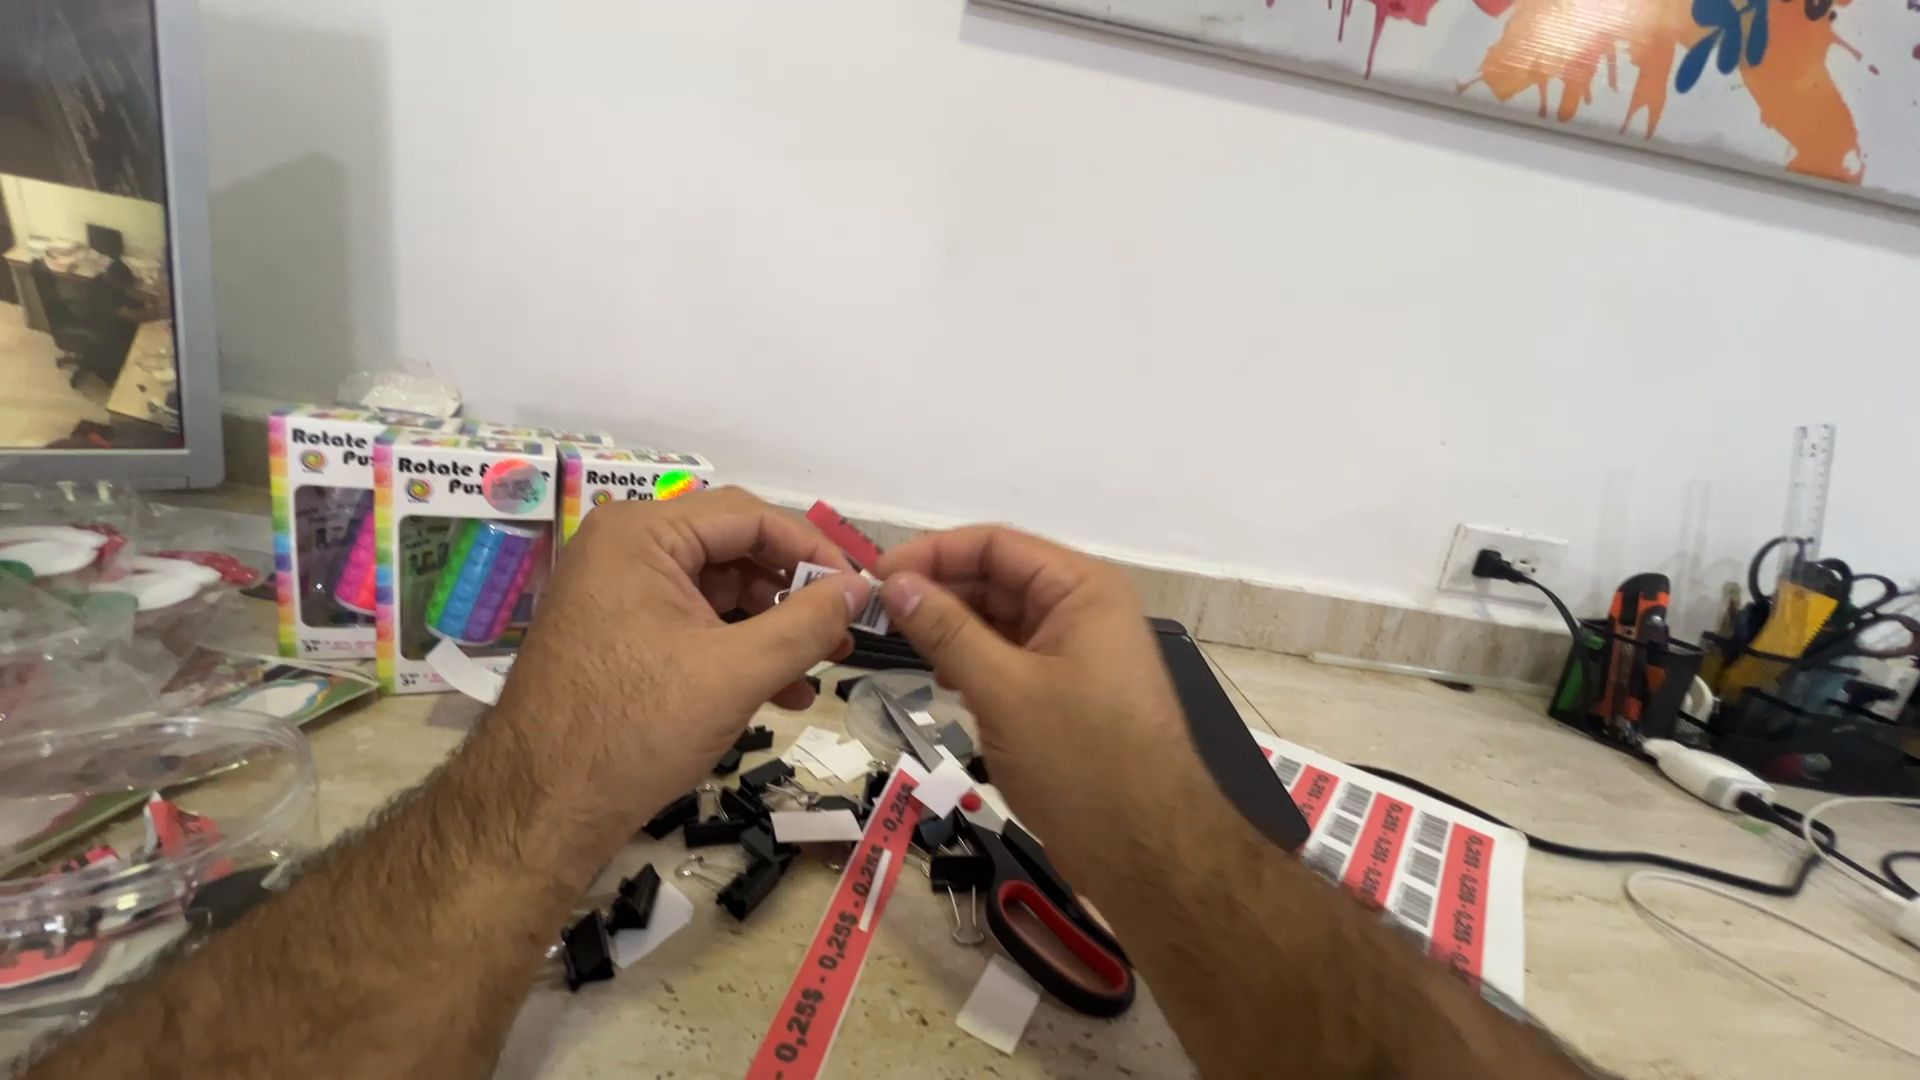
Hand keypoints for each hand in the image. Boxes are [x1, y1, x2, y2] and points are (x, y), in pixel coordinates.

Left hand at [489, 488, 870, 856]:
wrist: (537, 816)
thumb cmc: (635, 730)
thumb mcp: (736, 673)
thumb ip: (808, 623)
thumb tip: (862, 588)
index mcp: (642, 535)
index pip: (750, 517)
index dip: (813, 551)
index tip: (858, 589)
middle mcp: (628, 550)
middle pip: (737, 551)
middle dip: (796, 594)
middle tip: (845, 629)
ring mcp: (623, 593)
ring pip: (723, 591)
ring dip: (776, 627)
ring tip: (823, 664)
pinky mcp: (625, 632)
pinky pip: (699, 623)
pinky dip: (743, 649)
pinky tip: (783, 690)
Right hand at [873, 527, 1199, 864]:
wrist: (1146, 853)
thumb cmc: (1080, 760)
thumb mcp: (1003, 688)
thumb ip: (946, 629)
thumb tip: (896, 584)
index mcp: (1081, 587)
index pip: (995, 545)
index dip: (933, 554)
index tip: (877, 577)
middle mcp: (1082, 607)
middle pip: (998, 578)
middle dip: (939, 592)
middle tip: (878, 614)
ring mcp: (1076, 650)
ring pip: (1001, 619)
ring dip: (953, 627)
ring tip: (903, 644)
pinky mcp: (1066, 688)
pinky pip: (1011, 656)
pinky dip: (974, 660)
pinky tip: (945, 679)